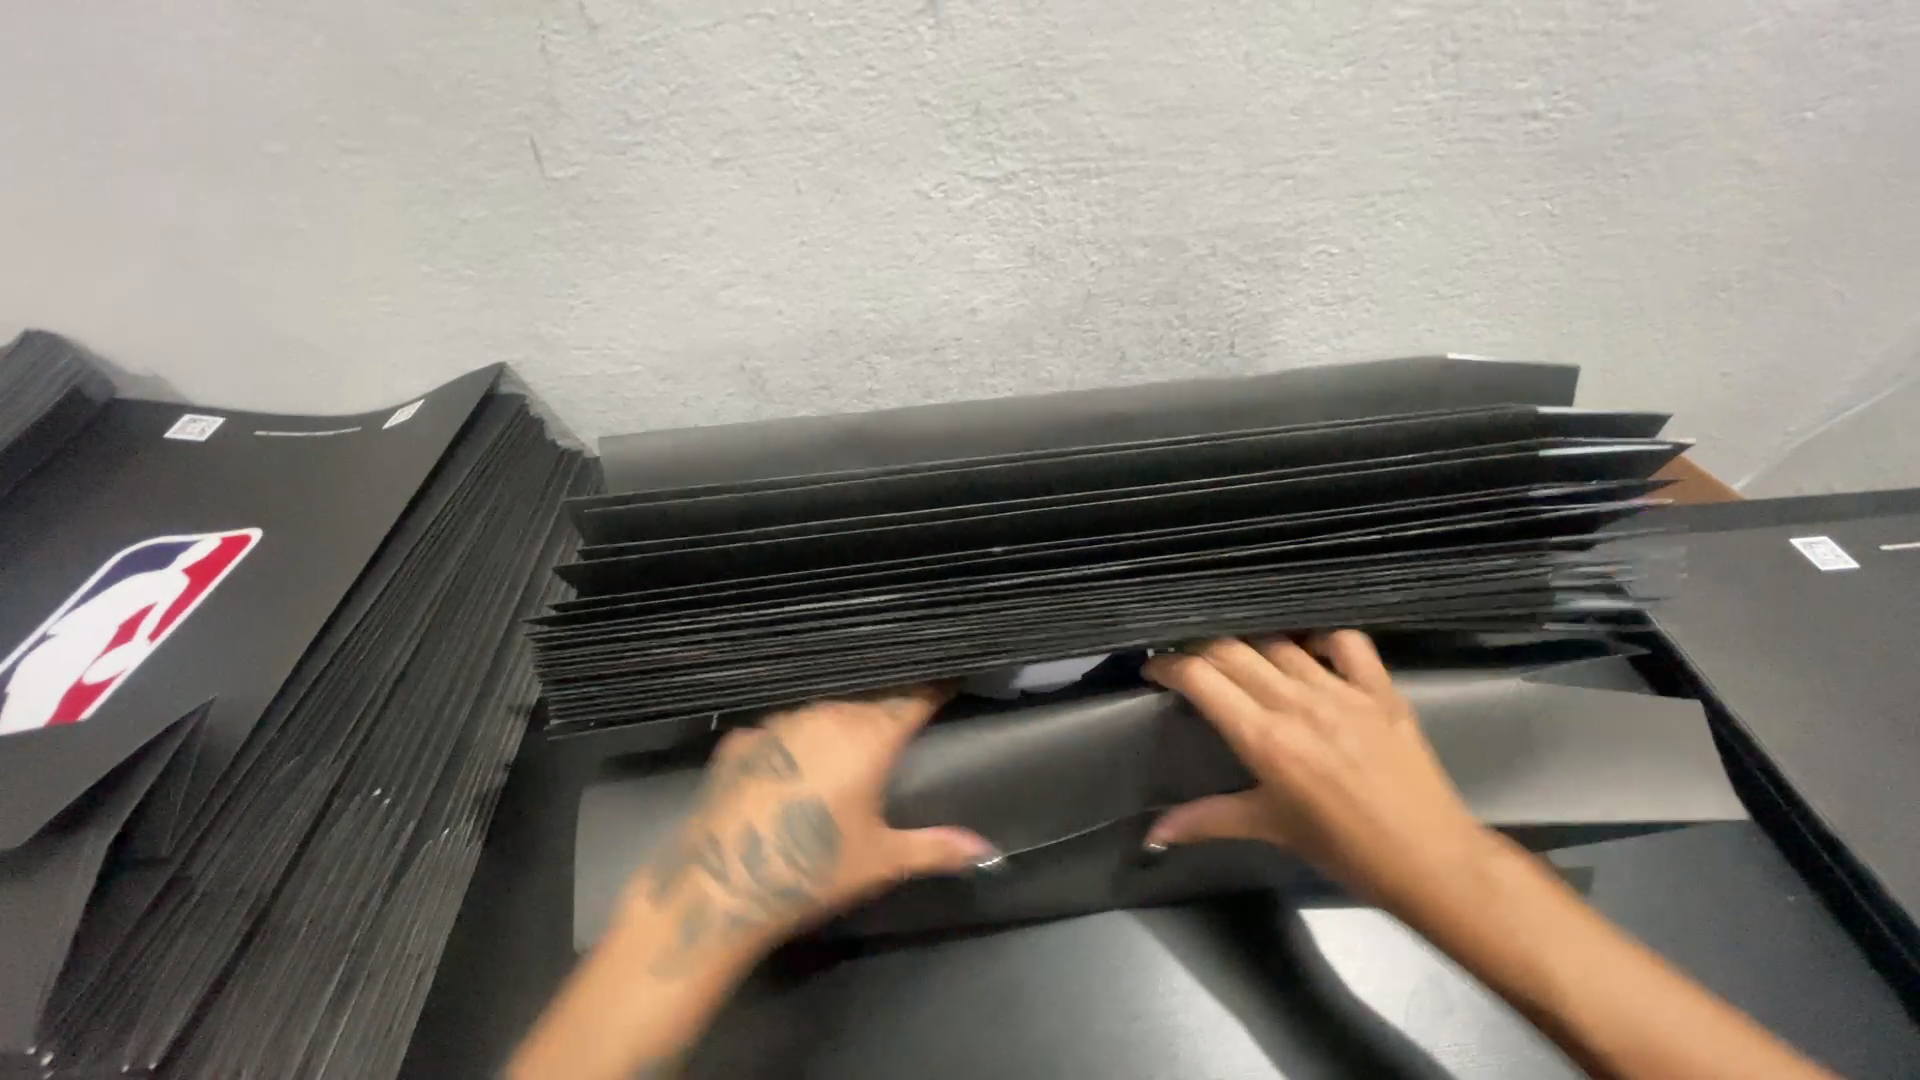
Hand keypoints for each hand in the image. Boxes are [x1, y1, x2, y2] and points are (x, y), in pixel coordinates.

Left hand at [621, 685, 998, 976]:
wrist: (719, 888)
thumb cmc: (813, 871)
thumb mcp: (882, 860)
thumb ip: (938, 847)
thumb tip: (990, 850)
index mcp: (869, 736)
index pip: (914, 696)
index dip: (935, 687)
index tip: (950, 678)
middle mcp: (826, 714)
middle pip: (867, 698)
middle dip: (887, 706)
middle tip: (899, 725)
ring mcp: (778, 721)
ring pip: (822, 707)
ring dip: (839, 719)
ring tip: (844, 744)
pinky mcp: (741, 737)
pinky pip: (780, 727)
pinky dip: (794, 738)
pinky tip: (790, 764)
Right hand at [1142, 632, 1493, 909]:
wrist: (1430, 861)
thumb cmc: (1342, 849)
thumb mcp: (1268, 829)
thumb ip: (1206, 820)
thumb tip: (1153, 833)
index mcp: (1264, 739)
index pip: (1200, 678)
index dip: (1168, 665)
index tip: (1154, 668)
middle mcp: (1297, 704)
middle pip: (1231, 650)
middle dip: (1198, 648)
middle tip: (1186, 660)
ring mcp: (1342, 691)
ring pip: (1278, 641)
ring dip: (1248, 642)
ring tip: (1236, 653)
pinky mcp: (1380, 689)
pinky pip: (1344, 641)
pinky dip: (1317, 635)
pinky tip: (1304, 647)